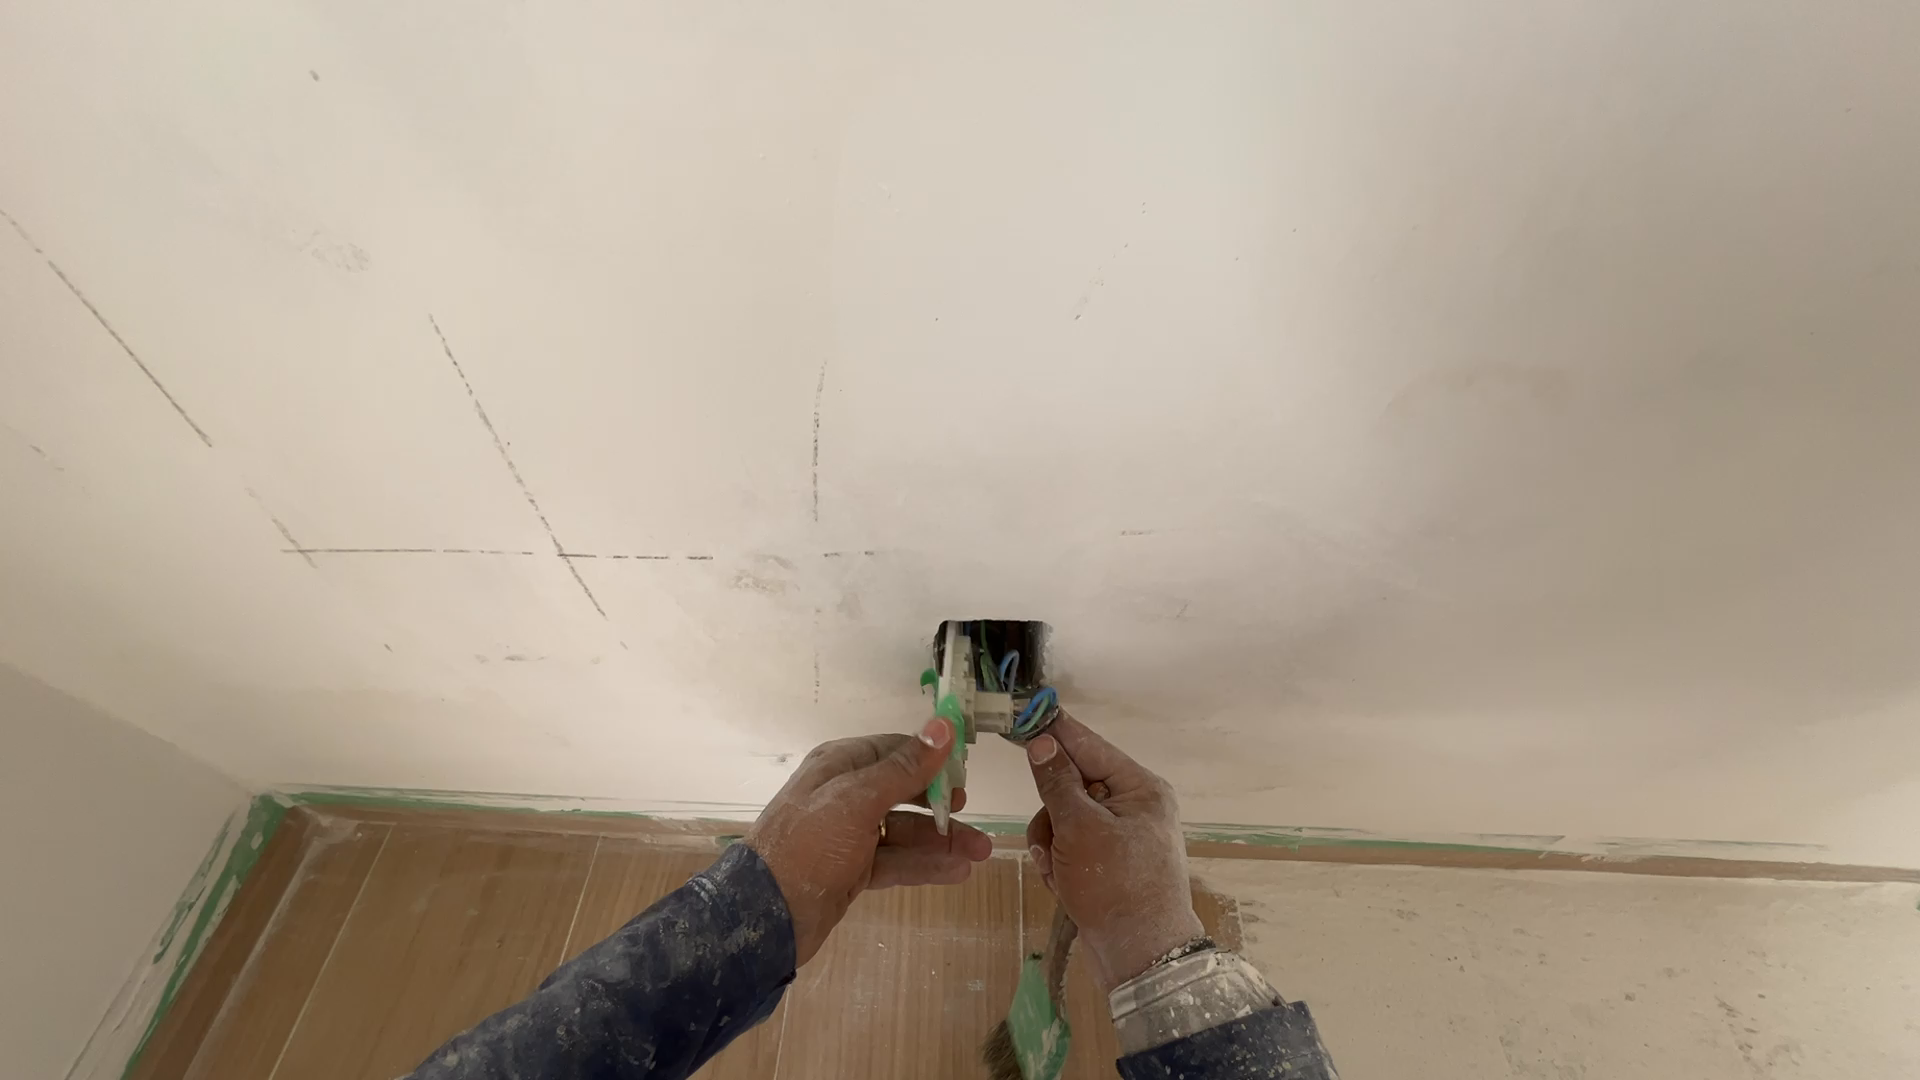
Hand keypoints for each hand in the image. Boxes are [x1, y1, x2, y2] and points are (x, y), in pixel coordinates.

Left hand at [745, 718, 994, 964]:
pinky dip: (924, 865)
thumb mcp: (858, 800)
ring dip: (941, 840)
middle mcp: (846, 793)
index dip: (932, 758)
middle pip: (904, 790)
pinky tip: (957, 871)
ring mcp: (849, 834)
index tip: (965, 771)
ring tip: (981, 852)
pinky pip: (896, 860)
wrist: (763, 920)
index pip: (897, 750)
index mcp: (842, 764)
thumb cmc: (810, 845)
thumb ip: (905, 766)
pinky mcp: (852, 870)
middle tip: (971, 812)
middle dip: (941, 803)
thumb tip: (943, 724)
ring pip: (905, 830)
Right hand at [1025, 711, 1204, 989]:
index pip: (1087, 744)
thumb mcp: (1079, 828)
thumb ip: (1057, 781)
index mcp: (1138, 787)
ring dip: (1051, 841)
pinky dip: (1060, 861)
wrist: (1142, 960)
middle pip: (1071, 783)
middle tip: (1047, 838)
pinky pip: (1071, 843)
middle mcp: (1132, 803)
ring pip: (1064, 815)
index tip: (1021, 711)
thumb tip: (1041, 741)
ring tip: (1056, 869)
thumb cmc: (1116, 885)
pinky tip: (1063, 883)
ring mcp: (1121, 833)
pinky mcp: (1108, 860)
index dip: (1053, 730)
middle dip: (1052, 812)